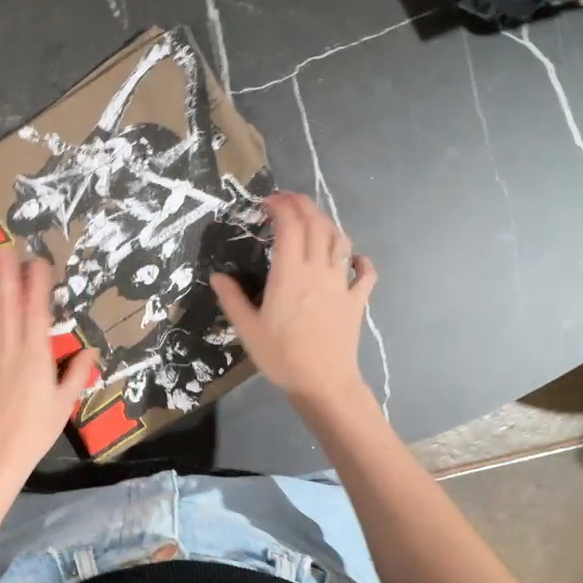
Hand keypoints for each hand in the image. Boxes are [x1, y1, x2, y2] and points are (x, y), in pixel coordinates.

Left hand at [0, 249, 98, 487]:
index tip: (38, 260)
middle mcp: (10, 350)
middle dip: (8, 275)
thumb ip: (77, 374)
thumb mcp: (65, 403)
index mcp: (36, 356)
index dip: (37, 284)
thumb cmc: (37, 430)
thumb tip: (91, 351)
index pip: (36, 311)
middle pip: (8, 306)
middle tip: (7, 248)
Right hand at [213, 191, 377, 418]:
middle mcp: (318, 270)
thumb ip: (232, 299)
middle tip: (287, 200)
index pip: (289, 226)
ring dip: (327, 224)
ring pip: (340, 241)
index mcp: (289, 275)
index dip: (280, 207)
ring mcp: (342, 284)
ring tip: (313, 222)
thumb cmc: (280, 356)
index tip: (267, 201)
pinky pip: (365, 272)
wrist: (323, 382)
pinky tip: (353, 259)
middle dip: (302, 205)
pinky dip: (359, 259)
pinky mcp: (357, 300)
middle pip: (317, 225)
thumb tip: (217, 276)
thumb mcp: (247, 329)